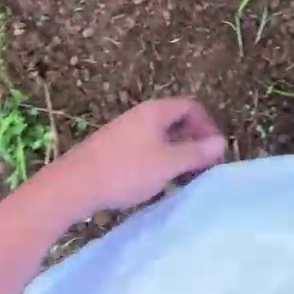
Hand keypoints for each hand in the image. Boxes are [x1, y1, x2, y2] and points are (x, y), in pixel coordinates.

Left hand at [39, 97, 226, 217]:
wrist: (72, 186)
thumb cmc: (126, 171)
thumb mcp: (168, 164)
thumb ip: (196, 153)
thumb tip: (221, 143)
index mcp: (156, 111)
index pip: (191, 107)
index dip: (207, 126)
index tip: (214, 151)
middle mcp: (141, 115)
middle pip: (176, 121)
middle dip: (193, 142)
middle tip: (202, 167)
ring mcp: (125, 132)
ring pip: (160, 137)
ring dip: (176, 154)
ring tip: (181, 179)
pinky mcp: (112, 149)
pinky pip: (145, 149)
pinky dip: (158, 162)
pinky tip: (156, 185)